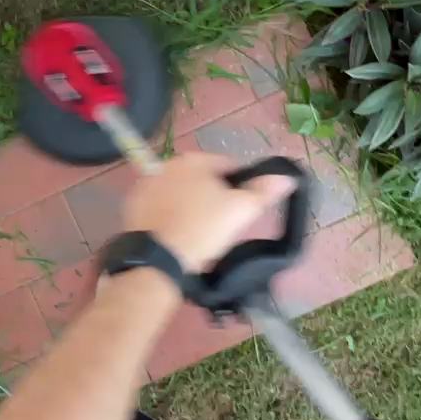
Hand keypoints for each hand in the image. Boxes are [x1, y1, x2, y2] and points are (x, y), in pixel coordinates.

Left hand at [121, 153, 296, 269]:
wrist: (158, 259)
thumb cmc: (203, 230)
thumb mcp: (240, 211)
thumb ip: (264, 191)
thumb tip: (287, 177)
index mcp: (194, 160)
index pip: (227, 165)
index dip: (240, 186)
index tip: (241, 209)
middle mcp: (167, 165)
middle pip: (201, 178)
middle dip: (213, 195)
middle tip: (222, 224)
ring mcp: (146, 185)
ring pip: (180, 192)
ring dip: (190, 205)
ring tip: (199, 232)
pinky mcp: (133, 207)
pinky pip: (160, 207)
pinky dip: (169, 216)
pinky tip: (177, 235)